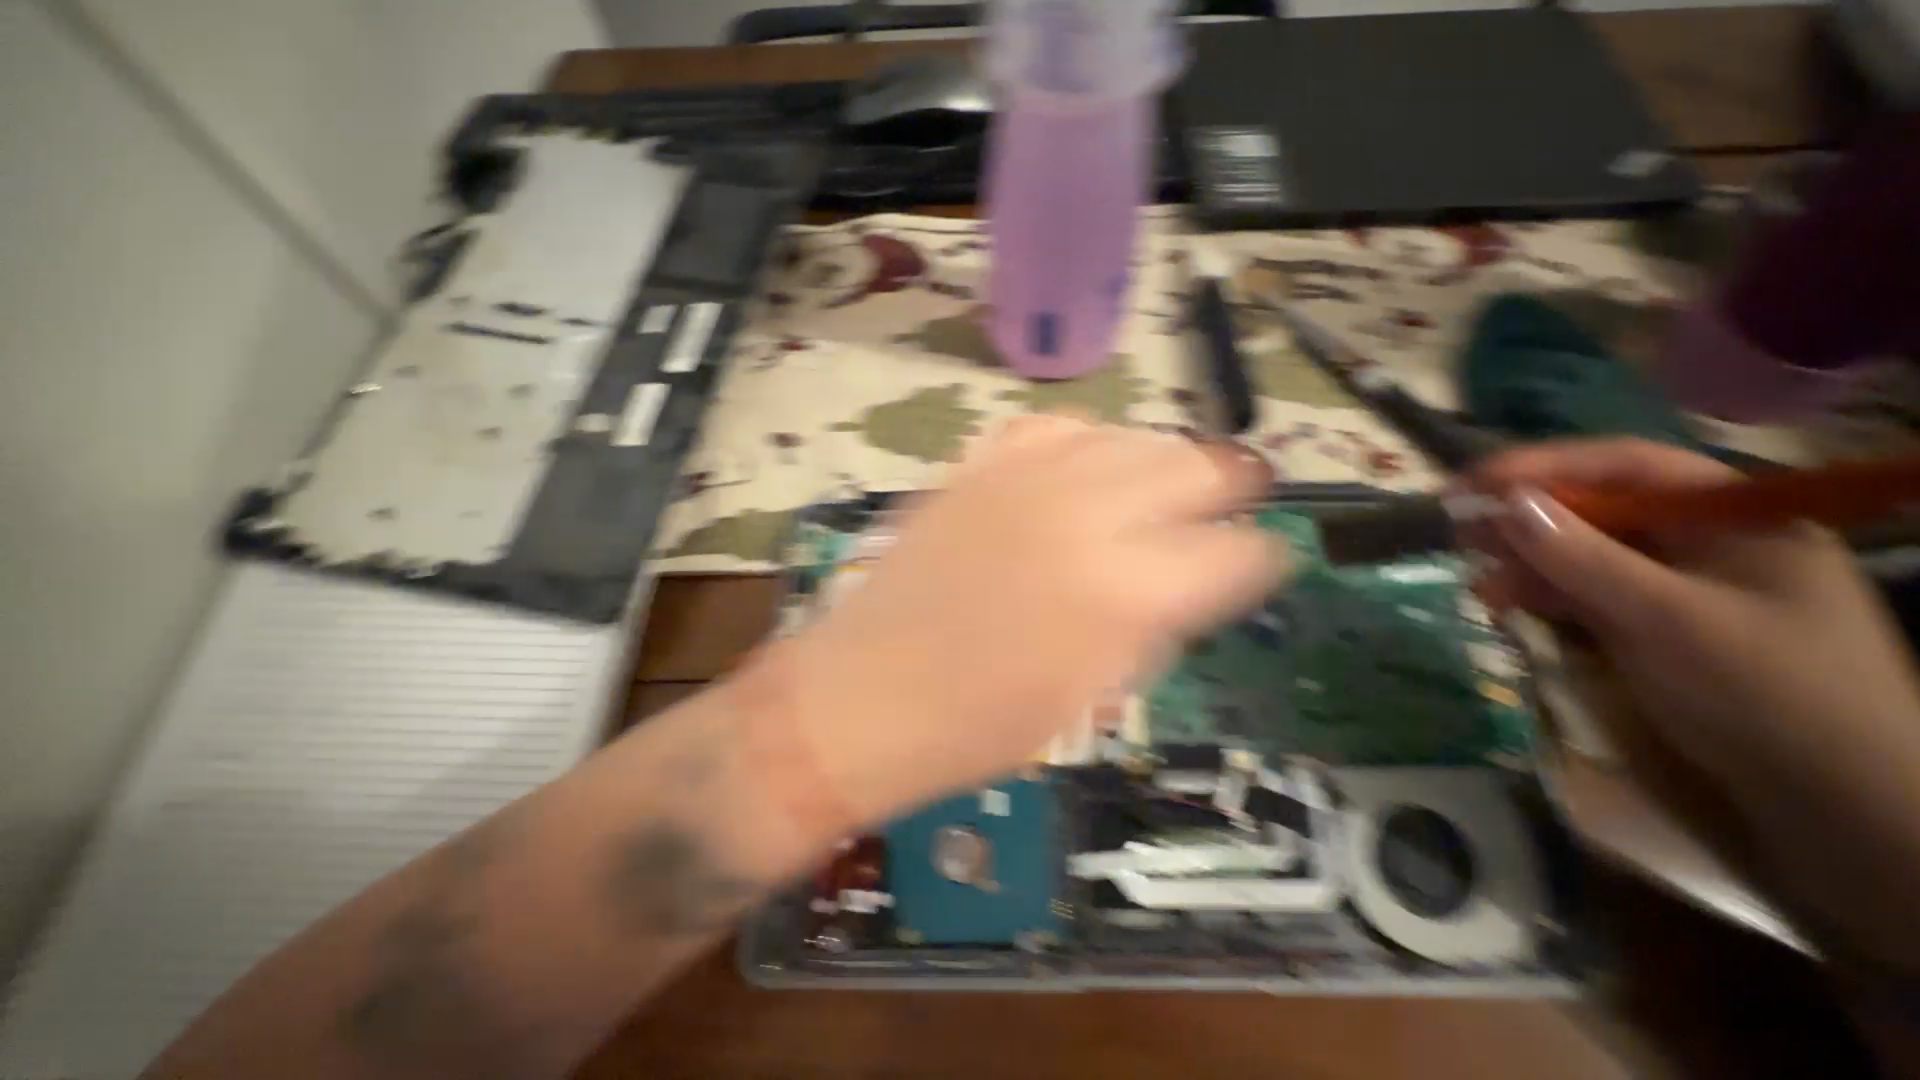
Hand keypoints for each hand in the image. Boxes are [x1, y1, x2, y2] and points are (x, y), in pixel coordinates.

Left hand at [749, 416, 1285, 829]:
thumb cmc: (980, 729)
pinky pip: (1056, 426)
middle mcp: (1087, 514)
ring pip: (1132, 434)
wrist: (862, 698)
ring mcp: (1027, 479)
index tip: (1264, 561)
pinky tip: (1089, 468)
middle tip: (1232, 509)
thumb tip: (1199, 581)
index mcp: (1127, 591)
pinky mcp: (979, 467)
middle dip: (1229, 486)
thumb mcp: (1095, 695)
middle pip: (1195, 465)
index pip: (1234, 550)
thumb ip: (1157, 625)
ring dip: (1164, 459)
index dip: (1261, 556)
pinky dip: (1088, 442)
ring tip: (1167, 487)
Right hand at [1470, 438, 1919, 789]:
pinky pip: (1593, 598)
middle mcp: (1708, 541)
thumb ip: (1583, 559)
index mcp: (1735, 515)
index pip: (1627, 466)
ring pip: (1589, 556)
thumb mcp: (1667, 620)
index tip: (1474, 484)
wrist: (1837, 806)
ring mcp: (1684, 589)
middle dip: (1529, 520)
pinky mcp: (1662, 632)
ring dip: (1529, 564)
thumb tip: (1505, 503)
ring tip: (1475, 582)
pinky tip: (1504, 606)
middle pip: (1602, 509)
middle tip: (1460, 532)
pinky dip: (1547, 599)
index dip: (1544, 467)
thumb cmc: (1765, 694)